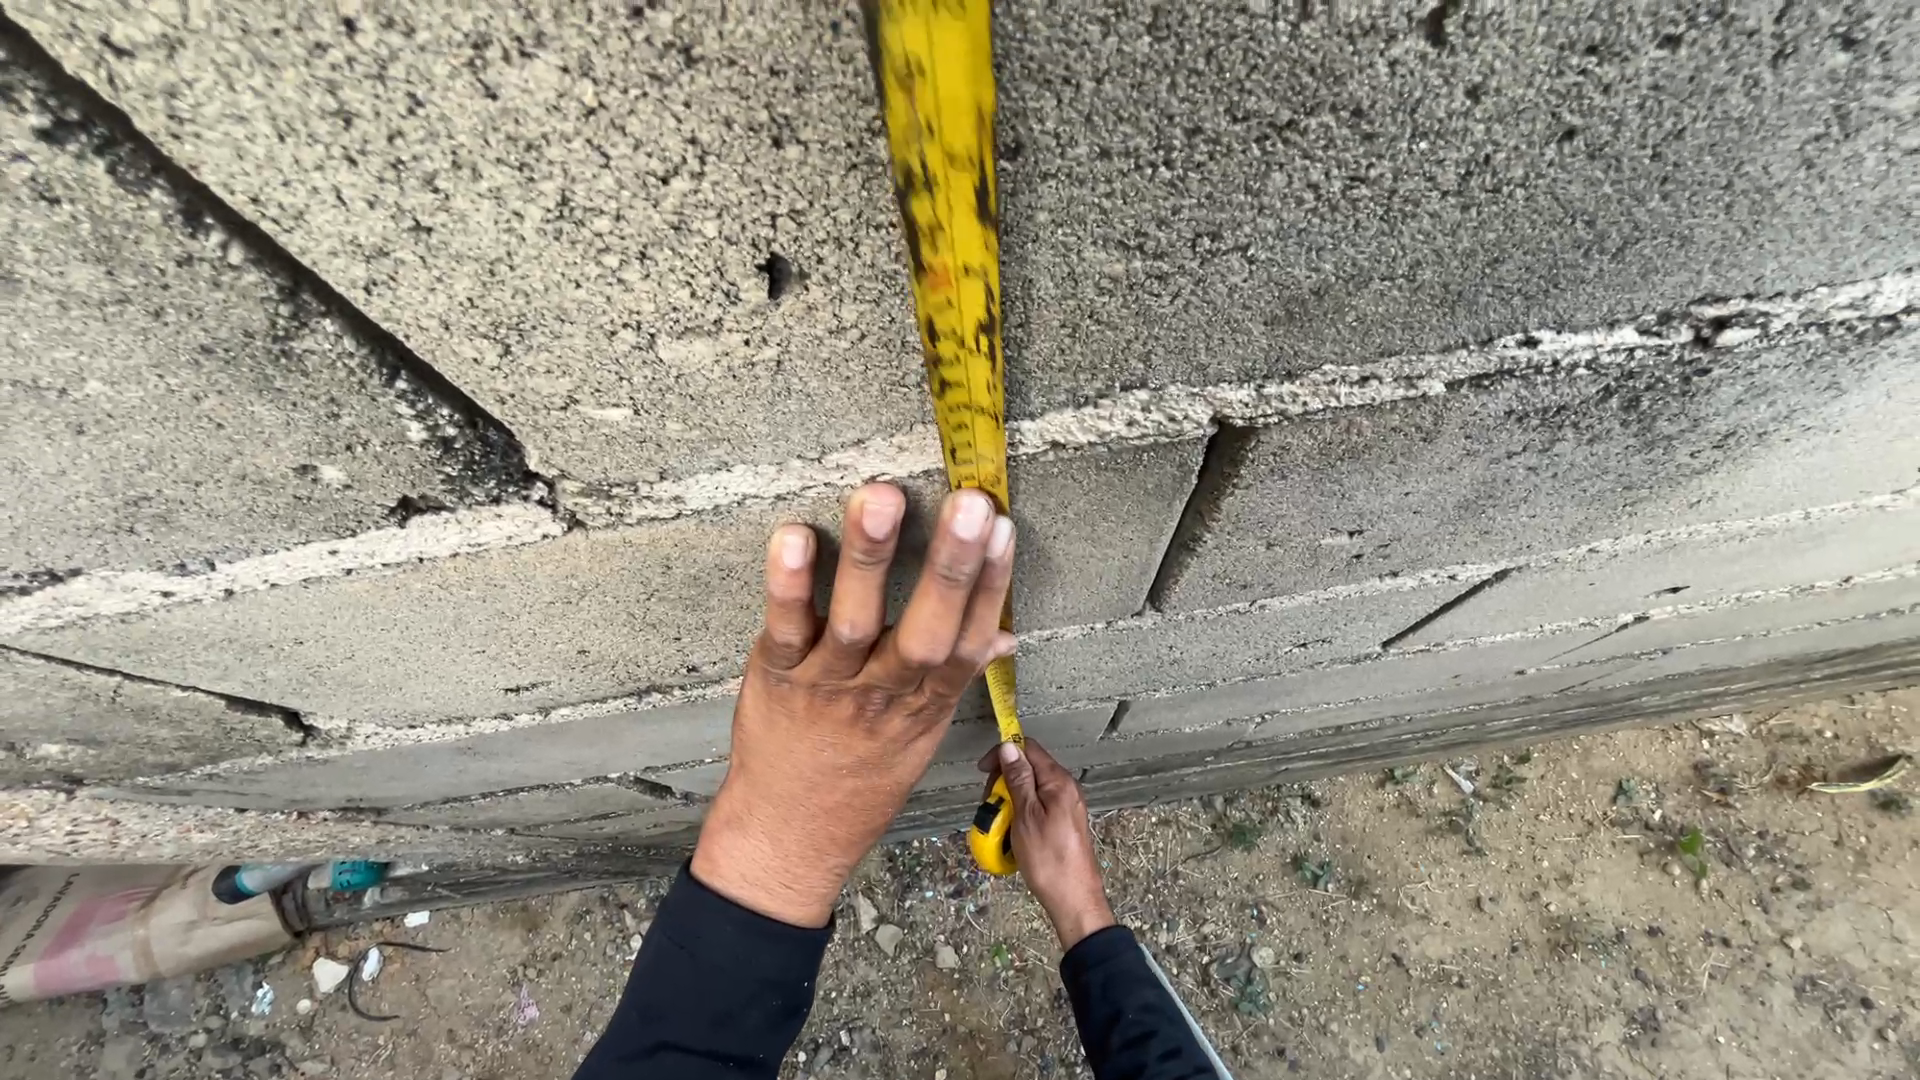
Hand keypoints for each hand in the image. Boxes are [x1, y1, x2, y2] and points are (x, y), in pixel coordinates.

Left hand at [691, 483, 1015, 927]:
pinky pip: (783, 627)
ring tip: (883, 499)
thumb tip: (1005, 635)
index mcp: (925, 704)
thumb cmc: (861, 779)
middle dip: (951, 566)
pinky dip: (787, 584)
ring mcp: (829, 684)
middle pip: (926, 631)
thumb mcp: (922, 736)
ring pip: (854, 619)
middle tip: (970, 505)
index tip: (1001, 528)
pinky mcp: (778, 676)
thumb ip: (958, 678)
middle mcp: (883, 692)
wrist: (789, 836)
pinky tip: (793, 536)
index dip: (990, 585)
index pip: (969, 641)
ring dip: (869, 558)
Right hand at [979, 739, 1116, 949]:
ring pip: (1031, 788)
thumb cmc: (1048, 859)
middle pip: (1029, 768)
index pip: (1029, 748)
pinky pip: (1038, 805)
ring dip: (1010, 798)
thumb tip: (1009, 746)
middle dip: (1004, 780)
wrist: (1074, 900)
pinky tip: (1013, 831)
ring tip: (999, 822)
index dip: (1003, 754)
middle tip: (990, 804)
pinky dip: (1021, 812)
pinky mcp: (1064, 822)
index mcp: (1058, 781)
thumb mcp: (1026, 816)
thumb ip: (1018, 779)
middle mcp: (1066, 787)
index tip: (983, 772)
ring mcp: (1067, 805)